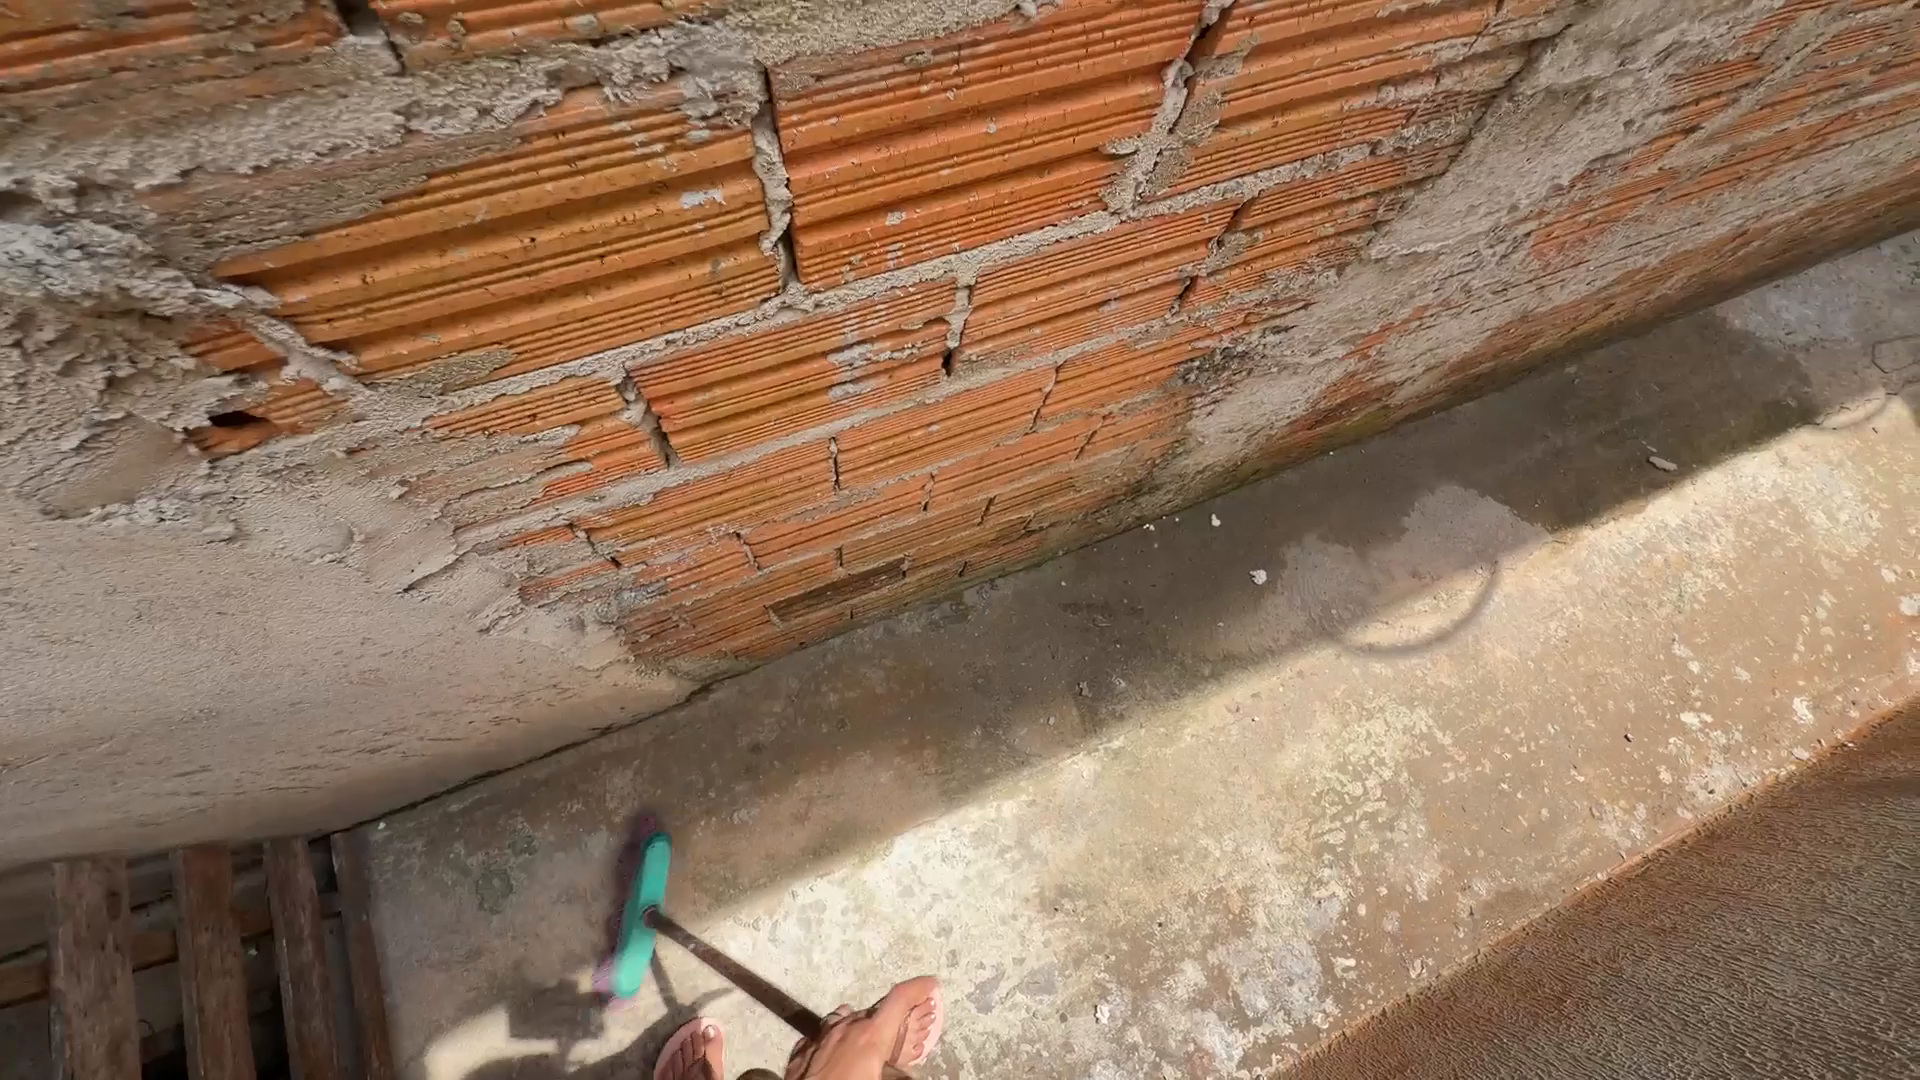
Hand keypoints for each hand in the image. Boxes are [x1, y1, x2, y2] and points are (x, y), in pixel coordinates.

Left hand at [787, 976, 940, 1079]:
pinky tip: (836, 1056)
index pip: (899, 999)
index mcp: (870, 1036)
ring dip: (862, 1029)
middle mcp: (845, 1028)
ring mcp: (819, 1039)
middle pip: (874, 1014)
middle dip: (892, 1020)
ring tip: (870, 1043)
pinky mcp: (800, 1054)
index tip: (931, 985)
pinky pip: (822, 1039)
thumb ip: (900, 1073)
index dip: (919, 989)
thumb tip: (910, 1071)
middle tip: (905, 1031)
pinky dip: (835, 1042)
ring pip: (846, 1021)